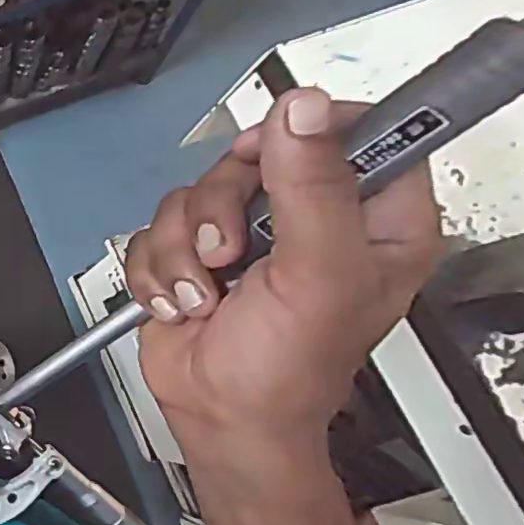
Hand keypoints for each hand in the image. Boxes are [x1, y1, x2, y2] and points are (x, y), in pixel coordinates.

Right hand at [126, 87, 441, 479]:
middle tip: (226, 253)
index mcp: (368, 218)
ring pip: (191, 194)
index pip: (354, 131)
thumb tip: (303, 108)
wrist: (218, 416)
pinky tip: (180, 302)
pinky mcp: (189, 253)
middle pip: (249, 158)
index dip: (306, 130)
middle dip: (219, 210)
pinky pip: (155, 227)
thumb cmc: (288, 366)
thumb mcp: (318, 276)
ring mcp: (240, 234)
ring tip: (202, 294)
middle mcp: (303, 218)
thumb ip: (313, 189)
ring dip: (182, 251)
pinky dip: (158, 268)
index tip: (268, 156)